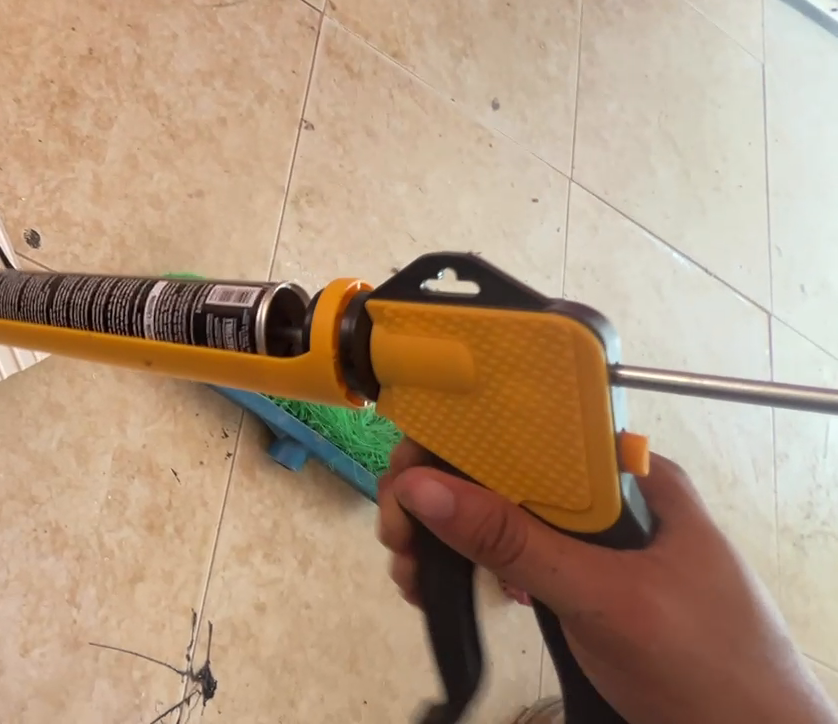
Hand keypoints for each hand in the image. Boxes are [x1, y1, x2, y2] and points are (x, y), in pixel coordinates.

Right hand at [377, 443, 837, 723]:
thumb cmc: (707, 672)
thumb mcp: (605, 600)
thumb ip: (511, 541)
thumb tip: (414, 485)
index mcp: (624, 476)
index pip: (516, 432)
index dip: (447, 444)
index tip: (406, 482)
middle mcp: (595, 493)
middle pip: (486, 470)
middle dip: (428, 500)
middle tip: (397, 538)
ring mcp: (578, 534)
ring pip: (481, 508)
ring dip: (431, 534)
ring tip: (408, 571)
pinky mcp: (564, 569)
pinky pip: (492, 546)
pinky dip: (451, 560)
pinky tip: (430, 582)